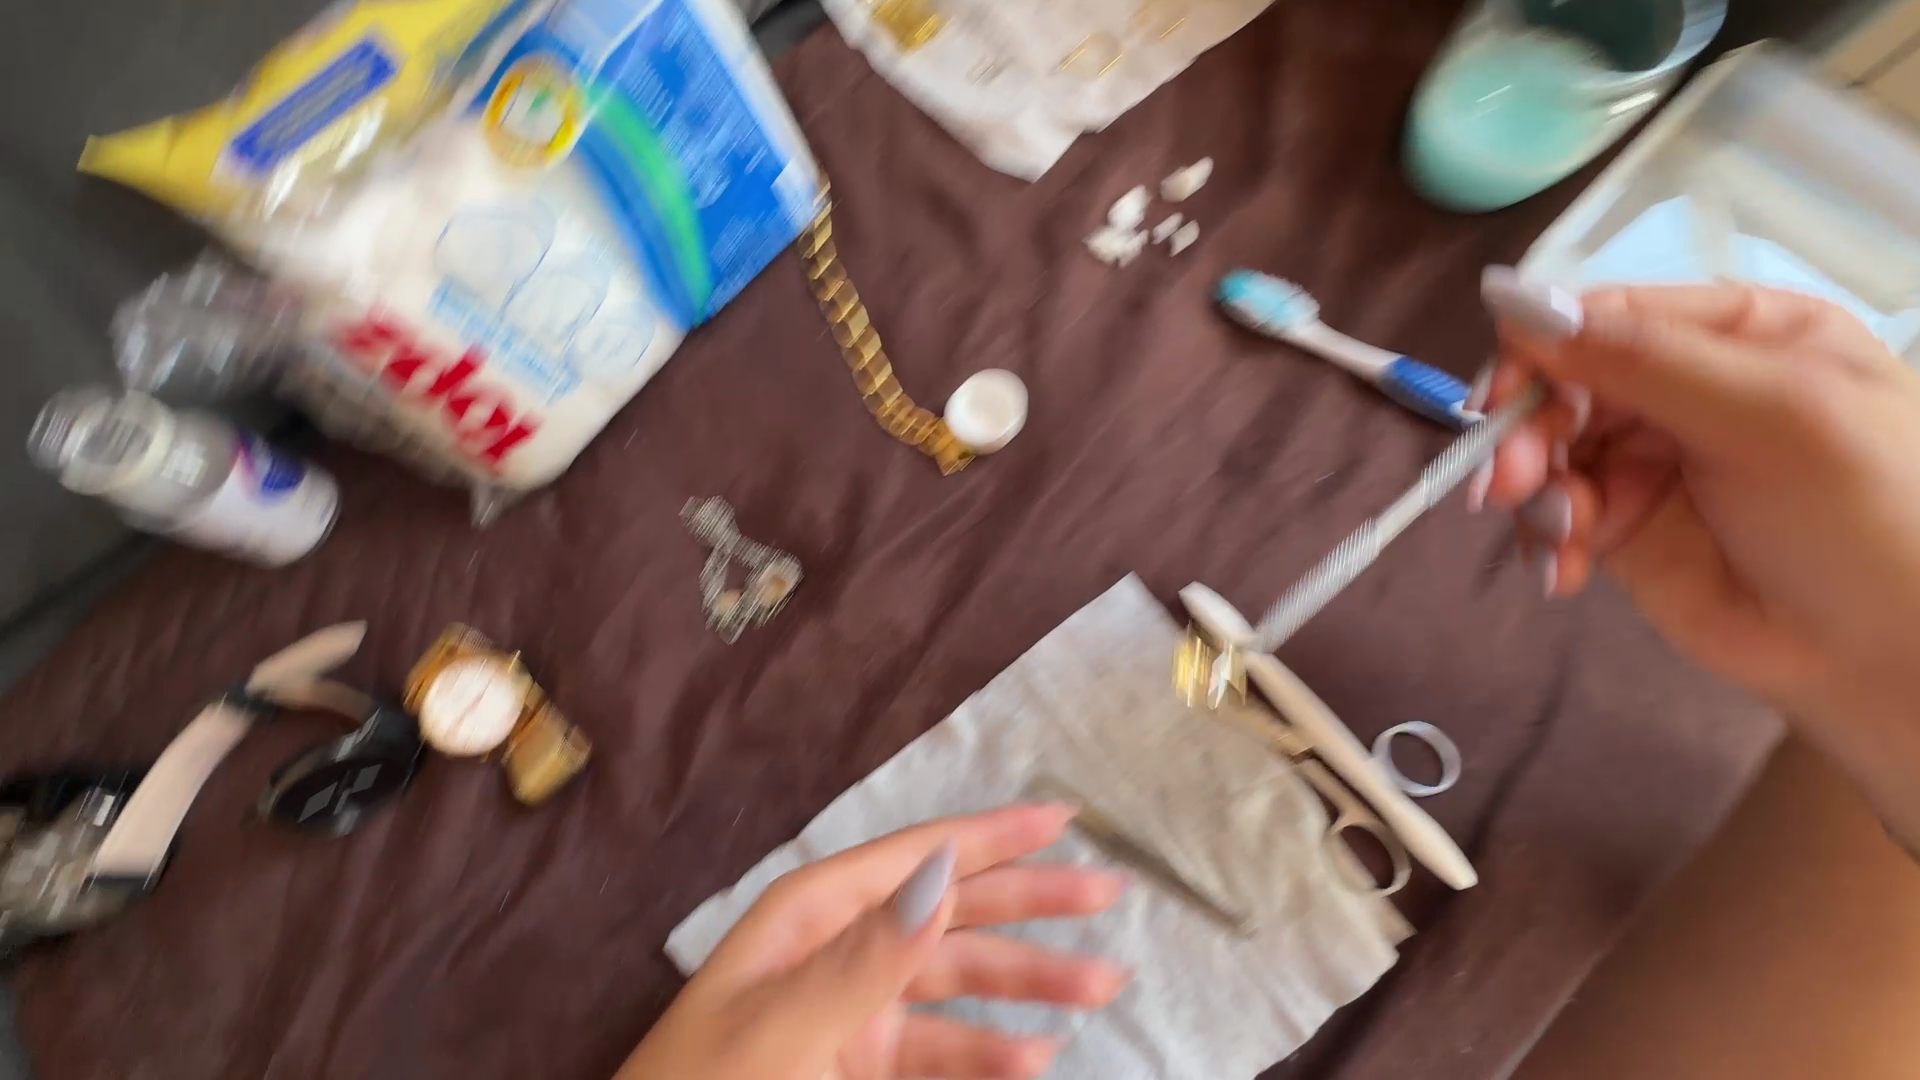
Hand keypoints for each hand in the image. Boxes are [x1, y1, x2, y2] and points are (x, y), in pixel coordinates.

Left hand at [616, 804, 1130, 1079]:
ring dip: (1029, 983)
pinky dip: (988, 1052)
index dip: (995, 834)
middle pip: (955, 911)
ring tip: (1102, 983)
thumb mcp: (778, 1029)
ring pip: (960, 983)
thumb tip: (943, 869)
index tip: (1063, 818)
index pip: (924, 856)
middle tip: (1108, 892)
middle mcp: (845, 945)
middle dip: (1033, 900)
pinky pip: (939, 1050)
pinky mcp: (861, 1064)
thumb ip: (865, 956)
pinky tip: (1036, 1055)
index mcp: (819, 911)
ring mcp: (856, 1008)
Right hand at [1480, 283, 1919, 847]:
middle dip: (1525, 440)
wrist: (1890, 654)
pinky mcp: (1613, 522)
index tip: (1495, 405)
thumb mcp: (1767, 413)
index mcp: (1732, 336)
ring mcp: (1640, 459)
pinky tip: (1566, 571)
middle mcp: (1676, 390)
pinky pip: (1545, 515)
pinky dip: (1544, 541)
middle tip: (1507, 489)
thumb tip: (1510, 300)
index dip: (1535, 357)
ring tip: (1565, 537)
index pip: (1597, 321)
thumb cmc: (1868, 513)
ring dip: (1535, 498)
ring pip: (1539, 457)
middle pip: (1555, 392)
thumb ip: (1638, 357)